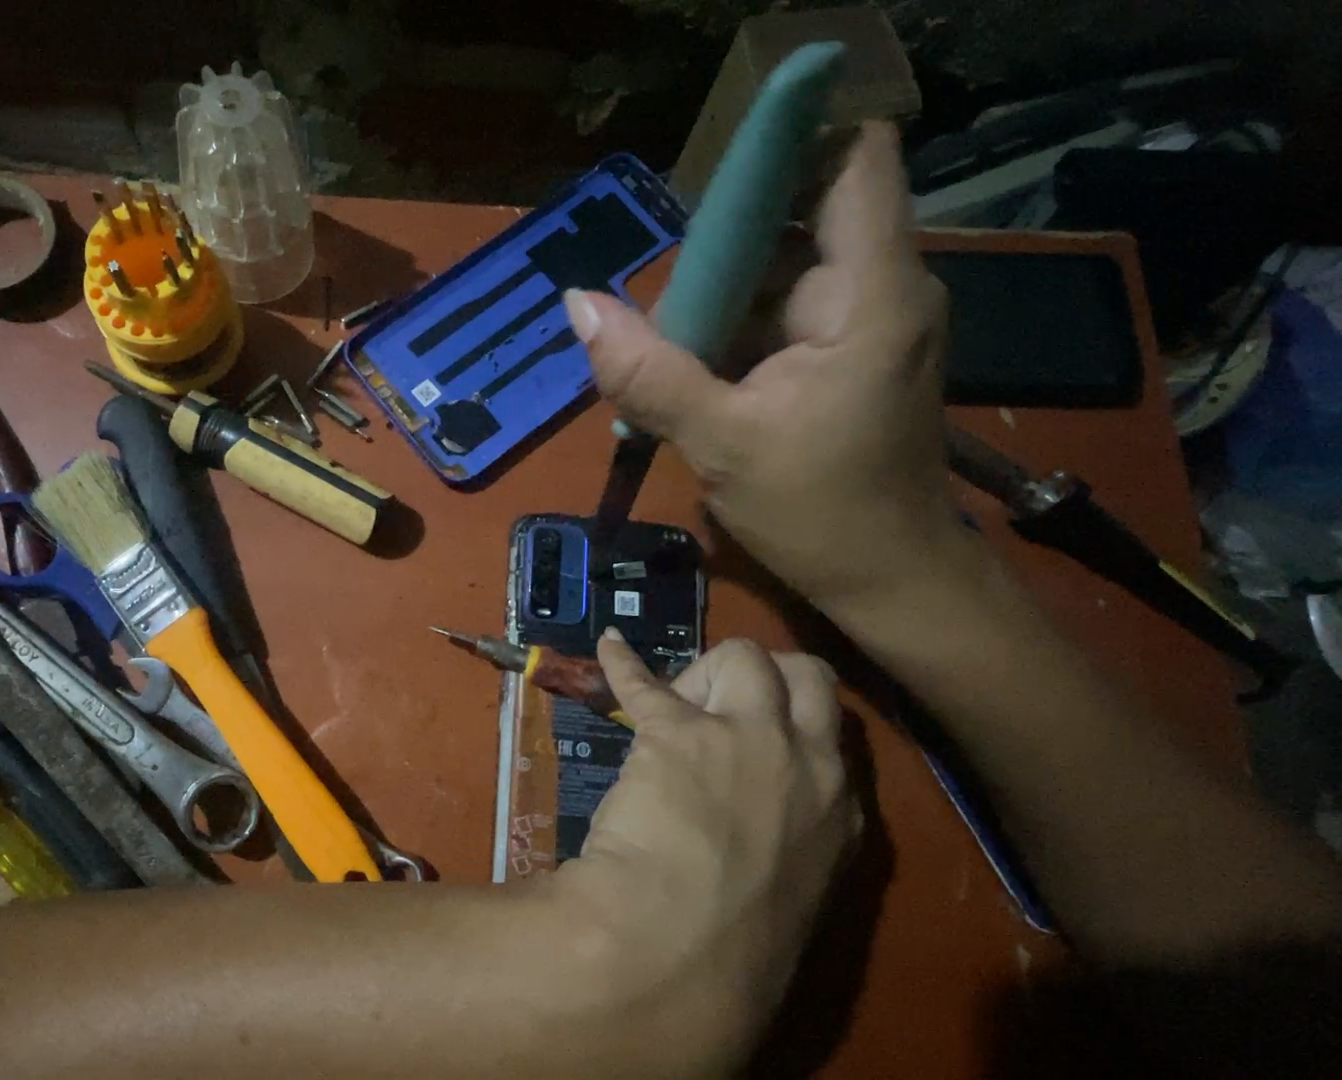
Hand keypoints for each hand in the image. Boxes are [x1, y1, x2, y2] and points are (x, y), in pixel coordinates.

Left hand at [550, 633, 855, 1073]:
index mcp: (841, 812)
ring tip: (674, 695)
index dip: (791, 724)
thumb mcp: (790, 895)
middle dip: (768, 675)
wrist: (675, 952)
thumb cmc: (732, 946)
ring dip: (708, 669)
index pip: (833, 736)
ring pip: (744, 657)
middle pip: (807, 675)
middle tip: (722, 703)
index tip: (755, 734)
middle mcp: (808, 764)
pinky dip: (623, 664)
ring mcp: (746, 739)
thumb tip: (749, 832)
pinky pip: (646, 680)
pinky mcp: (678, 732)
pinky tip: (609, 648)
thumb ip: (787, 849)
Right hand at [566, 122, 967, 612]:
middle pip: (794, 218)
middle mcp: (878, 288)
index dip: (789, 146)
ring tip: (667, 359)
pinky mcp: (847, 350)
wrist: (888, 579)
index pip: (853, 161)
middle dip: (720, 255)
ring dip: (716, 304)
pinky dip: (732, 334)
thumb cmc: (820, 513)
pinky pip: (779, 312)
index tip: (709, 189)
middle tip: (663, 318)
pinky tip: (693, 377)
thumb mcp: (721, 443)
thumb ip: (648, 373)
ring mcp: (865, 320)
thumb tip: (575, 303)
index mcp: (870, 295)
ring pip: (777, 269)